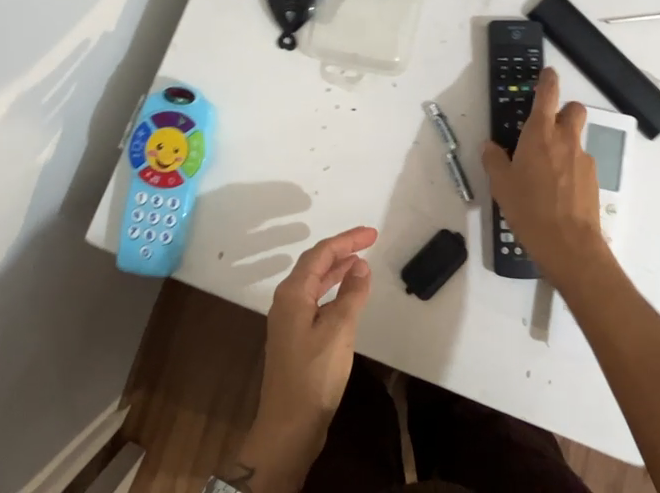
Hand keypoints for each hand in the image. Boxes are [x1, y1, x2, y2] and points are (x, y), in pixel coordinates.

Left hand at [231, 226, 376, 492]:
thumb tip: (360, 266)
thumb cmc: (314, 375)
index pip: (321, 254)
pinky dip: (333, 291)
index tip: (373, 233)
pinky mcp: (295, 339)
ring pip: (314, 283)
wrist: (289, 426)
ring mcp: (289, 321)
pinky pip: (315, 301)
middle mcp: (286, 301)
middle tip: (369, 242)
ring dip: (336, 270)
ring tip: (360, 263)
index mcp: (293, 294)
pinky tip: (347, 297)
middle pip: (314, 264)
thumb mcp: (339, 331)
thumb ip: (351, 295)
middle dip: (341, 250)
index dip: (347, 240)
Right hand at [481, 67, 608, 283]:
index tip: (548, 73)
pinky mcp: (593, 180)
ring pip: (577, 139)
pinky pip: (580, 164)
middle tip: (547, 125)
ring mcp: (583, 160)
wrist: (569, 245)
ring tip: (546, 170)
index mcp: (540, 135)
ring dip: (565, 144)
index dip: (548, 80)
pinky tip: (557, 191)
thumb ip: (494, 160)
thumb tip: (490, 146)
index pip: (547, 95)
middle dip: (564, 110)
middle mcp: (565, 140)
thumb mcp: (501, 185)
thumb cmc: (529, 209)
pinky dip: (570, 168)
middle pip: (574, 110)